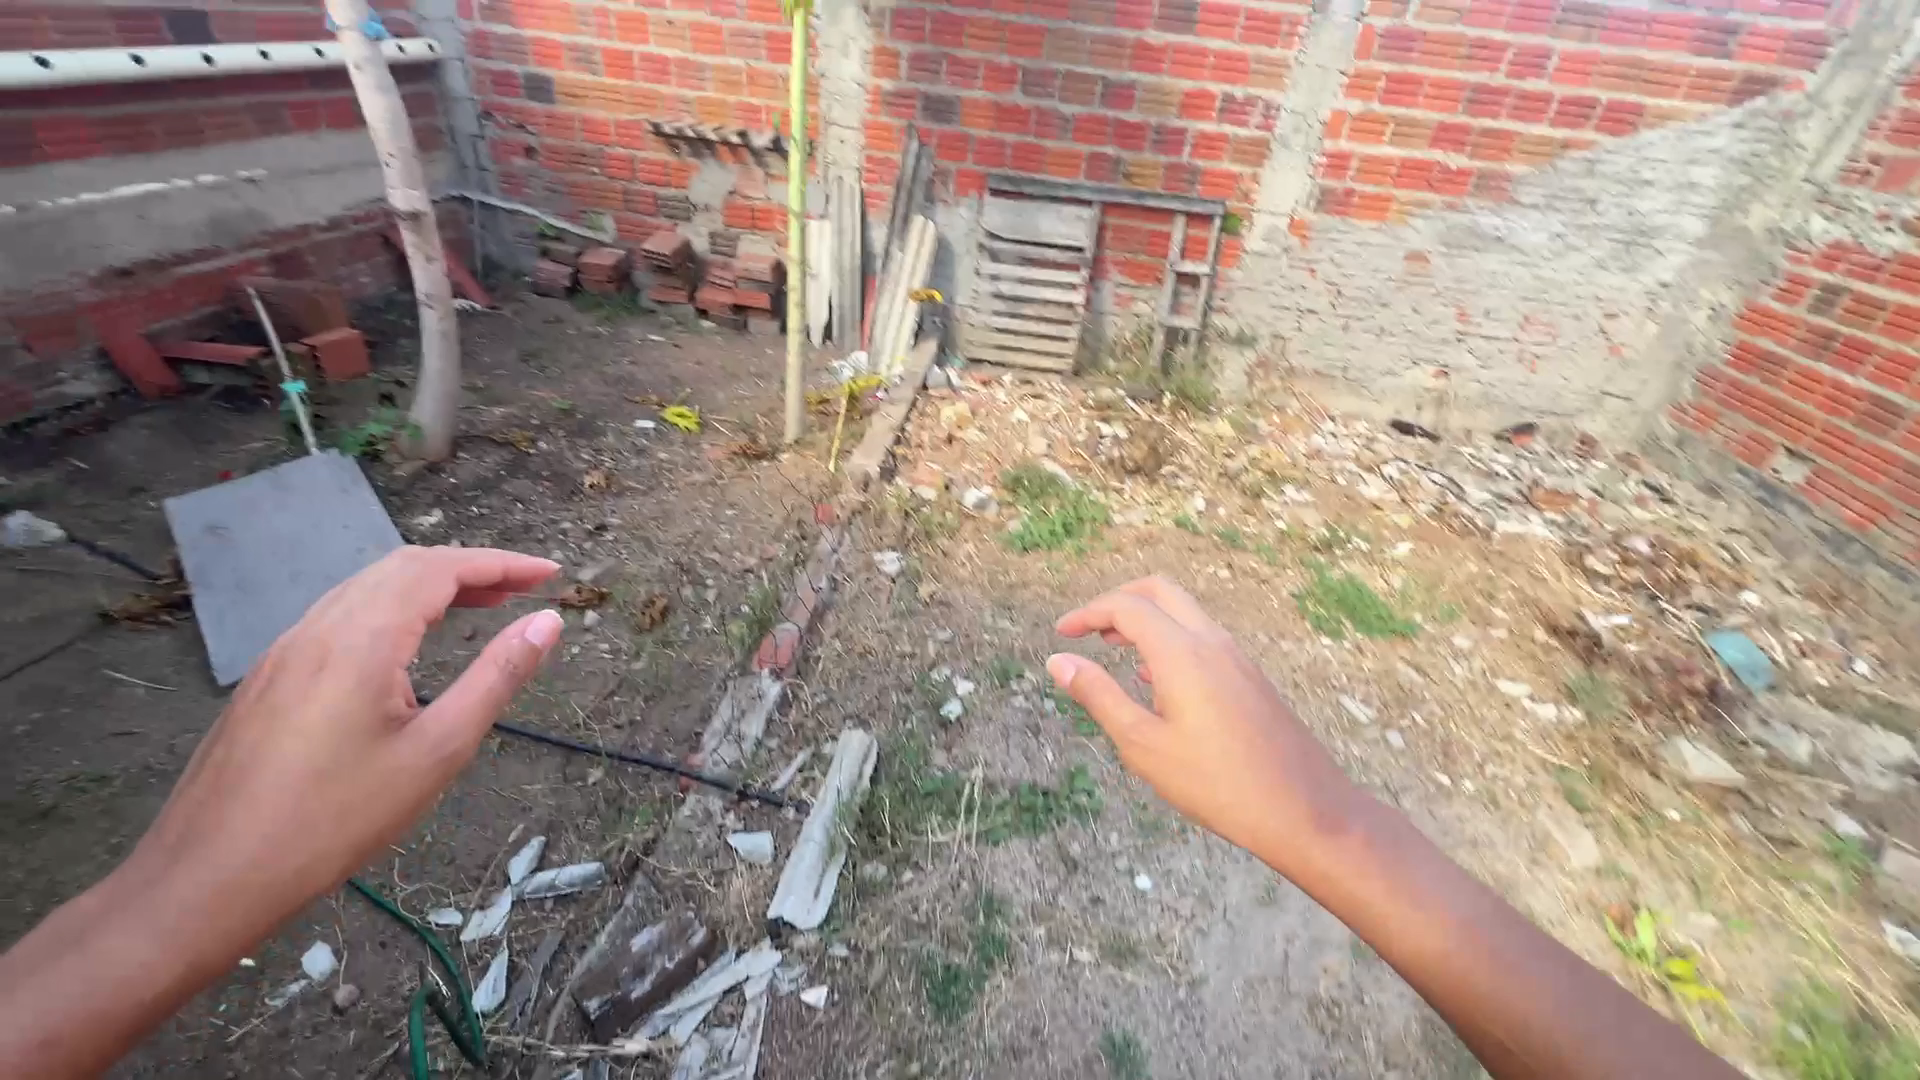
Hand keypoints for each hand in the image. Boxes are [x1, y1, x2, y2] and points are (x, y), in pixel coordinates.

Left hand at [120, 545, 562, 928]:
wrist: (206, 882)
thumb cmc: (338, 817)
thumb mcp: (439, 748)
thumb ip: (498, 675)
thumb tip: (549, 621)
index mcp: (361, 639)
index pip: (440, 570)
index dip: (502, 564)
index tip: (550, 573)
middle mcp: (319, 628)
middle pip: (404, 567)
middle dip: (473, 567)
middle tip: (527, 587)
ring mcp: (286, 651)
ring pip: (370, 587)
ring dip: (434, 584)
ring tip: (486, 604)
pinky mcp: (272, 676)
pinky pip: (344, 614)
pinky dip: (398, 606)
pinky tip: (415, 639)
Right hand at [1047, 577, 1359, 870]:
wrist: (1305, 810)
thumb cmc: (1217, 783)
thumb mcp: (1143, 744)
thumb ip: (1098, 696)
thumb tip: (1058, 662)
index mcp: (1181, 653)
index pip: (1126, 606)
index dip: (1087, 613)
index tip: (1062, 634)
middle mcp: (1211, 641)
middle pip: (1158, 590)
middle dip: (1117, 600)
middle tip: (1088, 629)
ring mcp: (1235, 656)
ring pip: (1183, 610)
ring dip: (1144, 617)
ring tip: (1112, 649)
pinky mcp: (1248, 675)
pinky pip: (1200, 634)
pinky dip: (1168, 636)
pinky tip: (1154, 678)